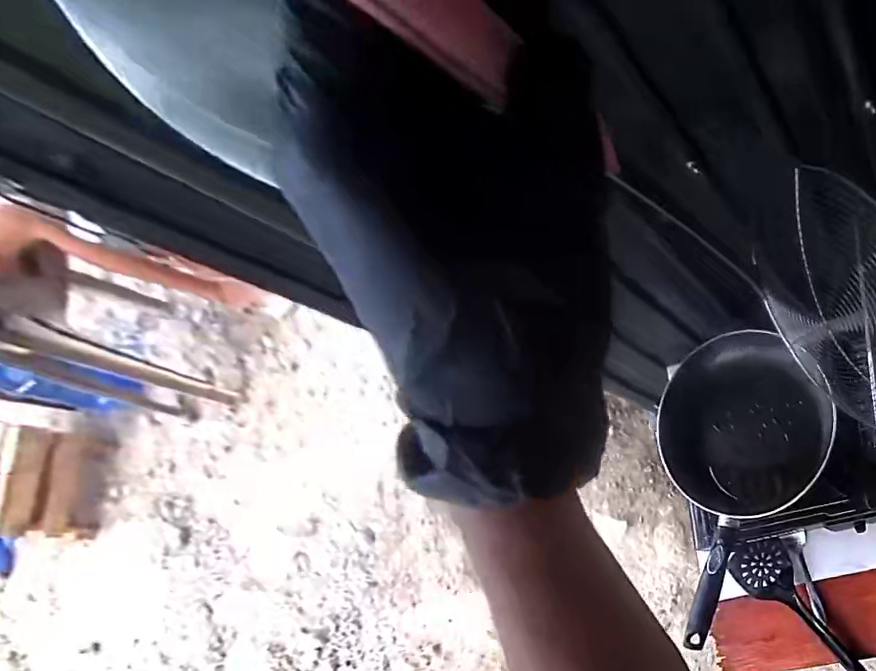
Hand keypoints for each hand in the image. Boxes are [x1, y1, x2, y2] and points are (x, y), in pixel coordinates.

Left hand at [274, 0, 609, 505]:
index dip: (437, 3)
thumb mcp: (557, 207)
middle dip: (449, 31)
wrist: (504, 424)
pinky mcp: (373, 220)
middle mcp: (318, 143)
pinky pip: (401, 140)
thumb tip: (554, 41)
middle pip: (368, 36)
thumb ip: (554, 110)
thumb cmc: (525, 322)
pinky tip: (509, 147)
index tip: (505, 19)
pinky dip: (452, 127)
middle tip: (525, 49)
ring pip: (389, 90)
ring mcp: (341, 185)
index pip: (355, 3)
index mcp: (340, 126)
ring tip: (526, 96)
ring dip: (456, 80)